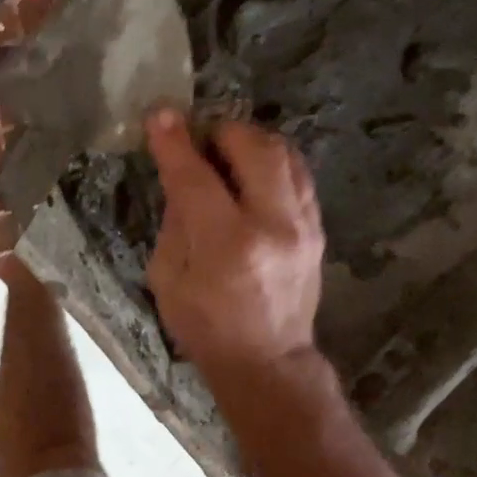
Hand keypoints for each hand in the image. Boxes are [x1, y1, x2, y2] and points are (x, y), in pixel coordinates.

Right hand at [144, 110, 325, 380]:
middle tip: (194, 134)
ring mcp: (304, 225)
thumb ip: (176, 222)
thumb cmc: (203, 325)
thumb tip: (180, 178)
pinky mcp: (317, 227)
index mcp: (227, 243)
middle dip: (220, 130)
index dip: (174, 142)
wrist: (267, 360)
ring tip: (221, 148)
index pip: (196, 176)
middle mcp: (273, 225)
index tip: (159, 115)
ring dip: (249, 141)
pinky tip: (247, 168)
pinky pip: (297, 173)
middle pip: (254, 148)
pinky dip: (269, 160)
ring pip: (284, 154)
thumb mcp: (168, 276)